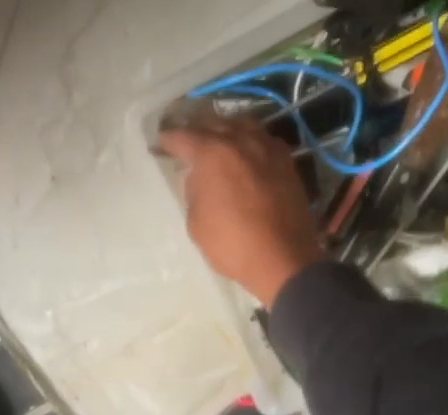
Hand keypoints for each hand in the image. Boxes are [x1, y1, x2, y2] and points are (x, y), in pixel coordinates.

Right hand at [159, 118, 326, 308]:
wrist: (283, 259)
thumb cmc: (232, 244)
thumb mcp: (196, 223)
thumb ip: (193, 192)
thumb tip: (200, 178)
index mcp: (212, 153)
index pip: (183, 137)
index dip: (168, 140)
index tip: (160, 144)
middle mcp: (240, 140)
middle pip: (213, 123)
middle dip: (196, 130)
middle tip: (187, 140)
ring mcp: (267, 147)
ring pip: (241, 126)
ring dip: (225, 131)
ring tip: (217, 142)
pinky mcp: (286, 161)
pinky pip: (262, 141)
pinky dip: (249, 143)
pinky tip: (246, 154)